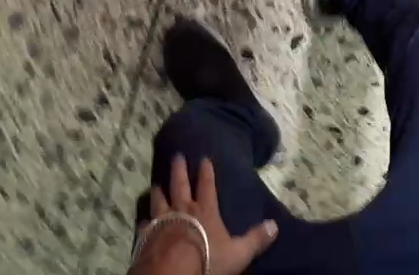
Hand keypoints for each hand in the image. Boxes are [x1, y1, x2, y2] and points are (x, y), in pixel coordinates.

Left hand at [137, 156, 276, 274]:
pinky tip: (143, 217)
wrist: (171, 272)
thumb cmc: (206, 258)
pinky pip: (145, 223)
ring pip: (159, 200)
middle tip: (177, 155)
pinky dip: (145, 219)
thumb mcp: (237, 253)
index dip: (206, 171)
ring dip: (159, 191)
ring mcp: (162, 221)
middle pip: (180, 185)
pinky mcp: (147, 235)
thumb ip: (255, 239)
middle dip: (179, 170)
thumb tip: (275, 226)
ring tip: (156, 183)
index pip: (207, 185)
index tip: (204, 157)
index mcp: (205, 210)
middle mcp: (182, 210)